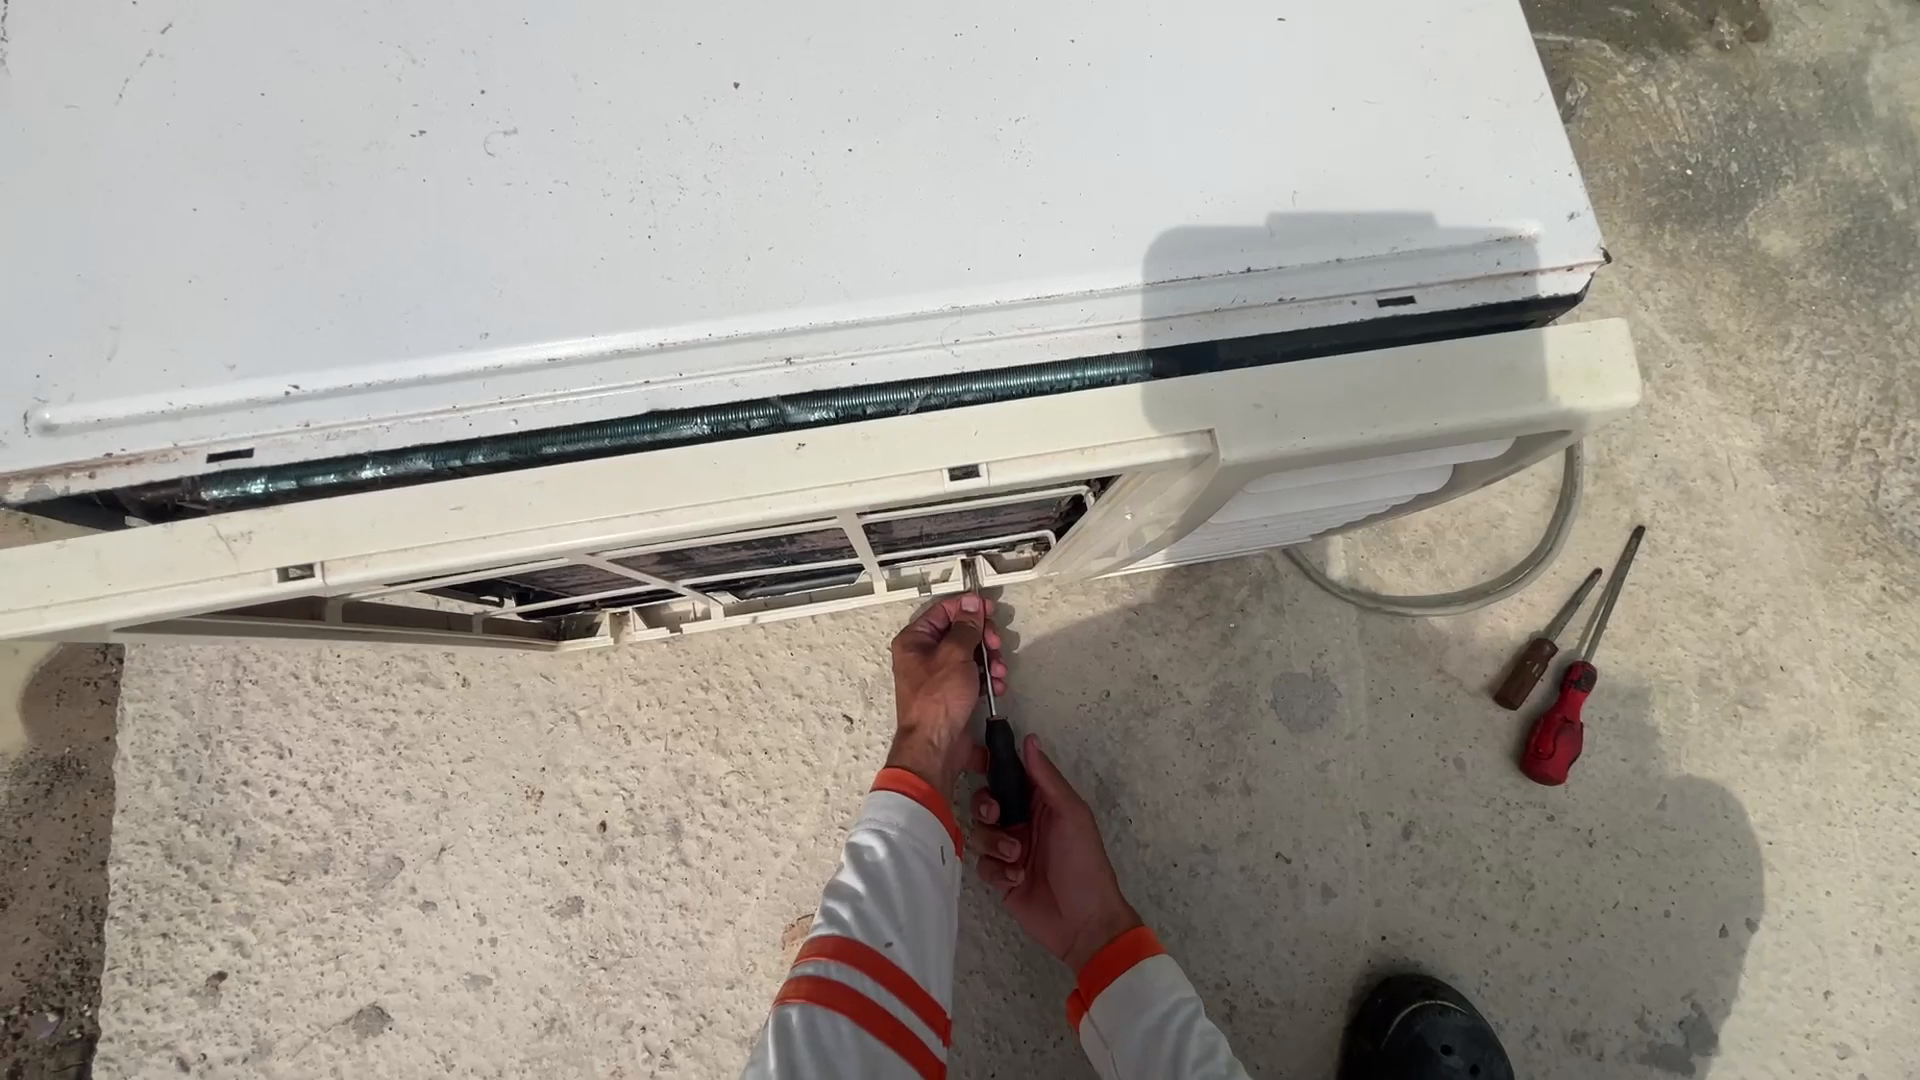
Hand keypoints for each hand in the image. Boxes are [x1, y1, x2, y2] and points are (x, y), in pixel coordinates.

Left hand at [885, 593, 1005, 791]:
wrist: (936, 746)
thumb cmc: (936, 703)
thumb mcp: (955, 655)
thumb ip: (966, 627)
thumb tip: (972, 606)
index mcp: (915, 640)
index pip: (943, 611)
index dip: (968, 607)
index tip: (988, 609)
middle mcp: (923, 655)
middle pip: (960, 632)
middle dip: (983, 637)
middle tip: (995, 643)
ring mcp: (939, 674)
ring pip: (970, 653)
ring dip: (989, 659)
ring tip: (998, 671)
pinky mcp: (952, 692)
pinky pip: (973, 675)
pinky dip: (987, 678)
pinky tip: (996, 686)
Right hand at [971, 736, 1142, 971]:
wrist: (1083, 922)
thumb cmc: (1083, 862)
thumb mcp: (1070, 814)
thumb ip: (1046, 778)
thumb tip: (1030, 739)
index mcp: (1041, 802)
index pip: (1010, 776)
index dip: (993, 768)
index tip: (979, 762)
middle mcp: (1023, 821)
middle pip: (986, 801)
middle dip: (985, 806)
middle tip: (995, 815)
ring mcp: (1010, 850)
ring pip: (981, 832)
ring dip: (995, 842)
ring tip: (1017, 857)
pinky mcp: (1001, 877)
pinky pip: (982, 864)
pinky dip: (997, 869)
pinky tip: (1016, 878)